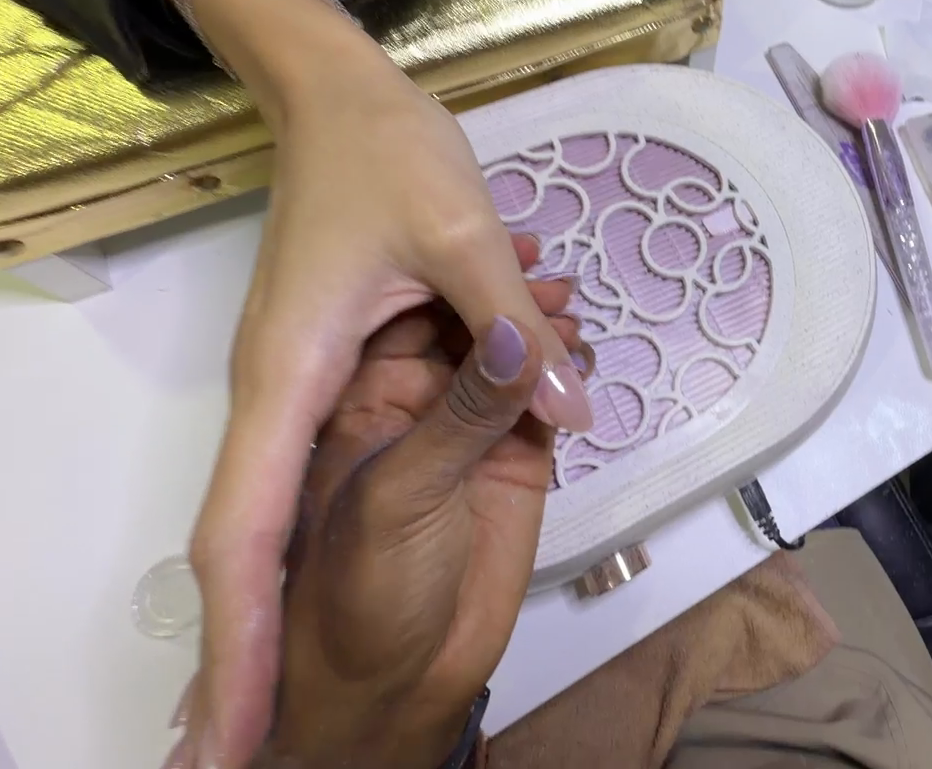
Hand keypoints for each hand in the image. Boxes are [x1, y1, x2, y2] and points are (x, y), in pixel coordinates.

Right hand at [153, 0, 595, 768]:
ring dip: (371, 524)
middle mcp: (283, 388)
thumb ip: (515, 331)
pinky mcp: (343, 347)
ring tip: (398, 596)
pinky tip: (475, 441)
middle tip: (270, 738)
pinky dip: (427, 436)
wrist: (346, 90)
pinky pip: (375, 415)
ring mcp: (310, 370)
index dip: (232, 645)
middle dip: (266, 633)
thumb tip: (574, 413)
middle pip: (260, 531)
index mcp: (289, 375)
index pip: (240, 533)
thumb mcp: (466, 240)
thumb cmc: (388, 153)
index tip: (222, 749)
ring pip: (330, 474)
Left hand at [257, 306, 558, 768]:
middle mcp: (407, 398)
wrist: (401, 690)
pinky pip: (539, 396)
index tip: (492, 239)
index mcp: (352, 397)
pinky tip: (579, 348)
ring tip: (568, 306)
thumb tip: (538, 347)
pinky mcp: (511, 451)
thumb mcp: (406, 493)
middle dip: (503, 300)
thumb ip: (469, 413)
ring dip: (536, 331)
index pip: (399, 319)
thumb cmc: (366, 595)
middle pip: (459, 326)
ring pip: (504, 356)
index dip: (445, 282)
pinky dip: (561, 371)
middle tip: (549, 276)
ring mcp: (463, 423)